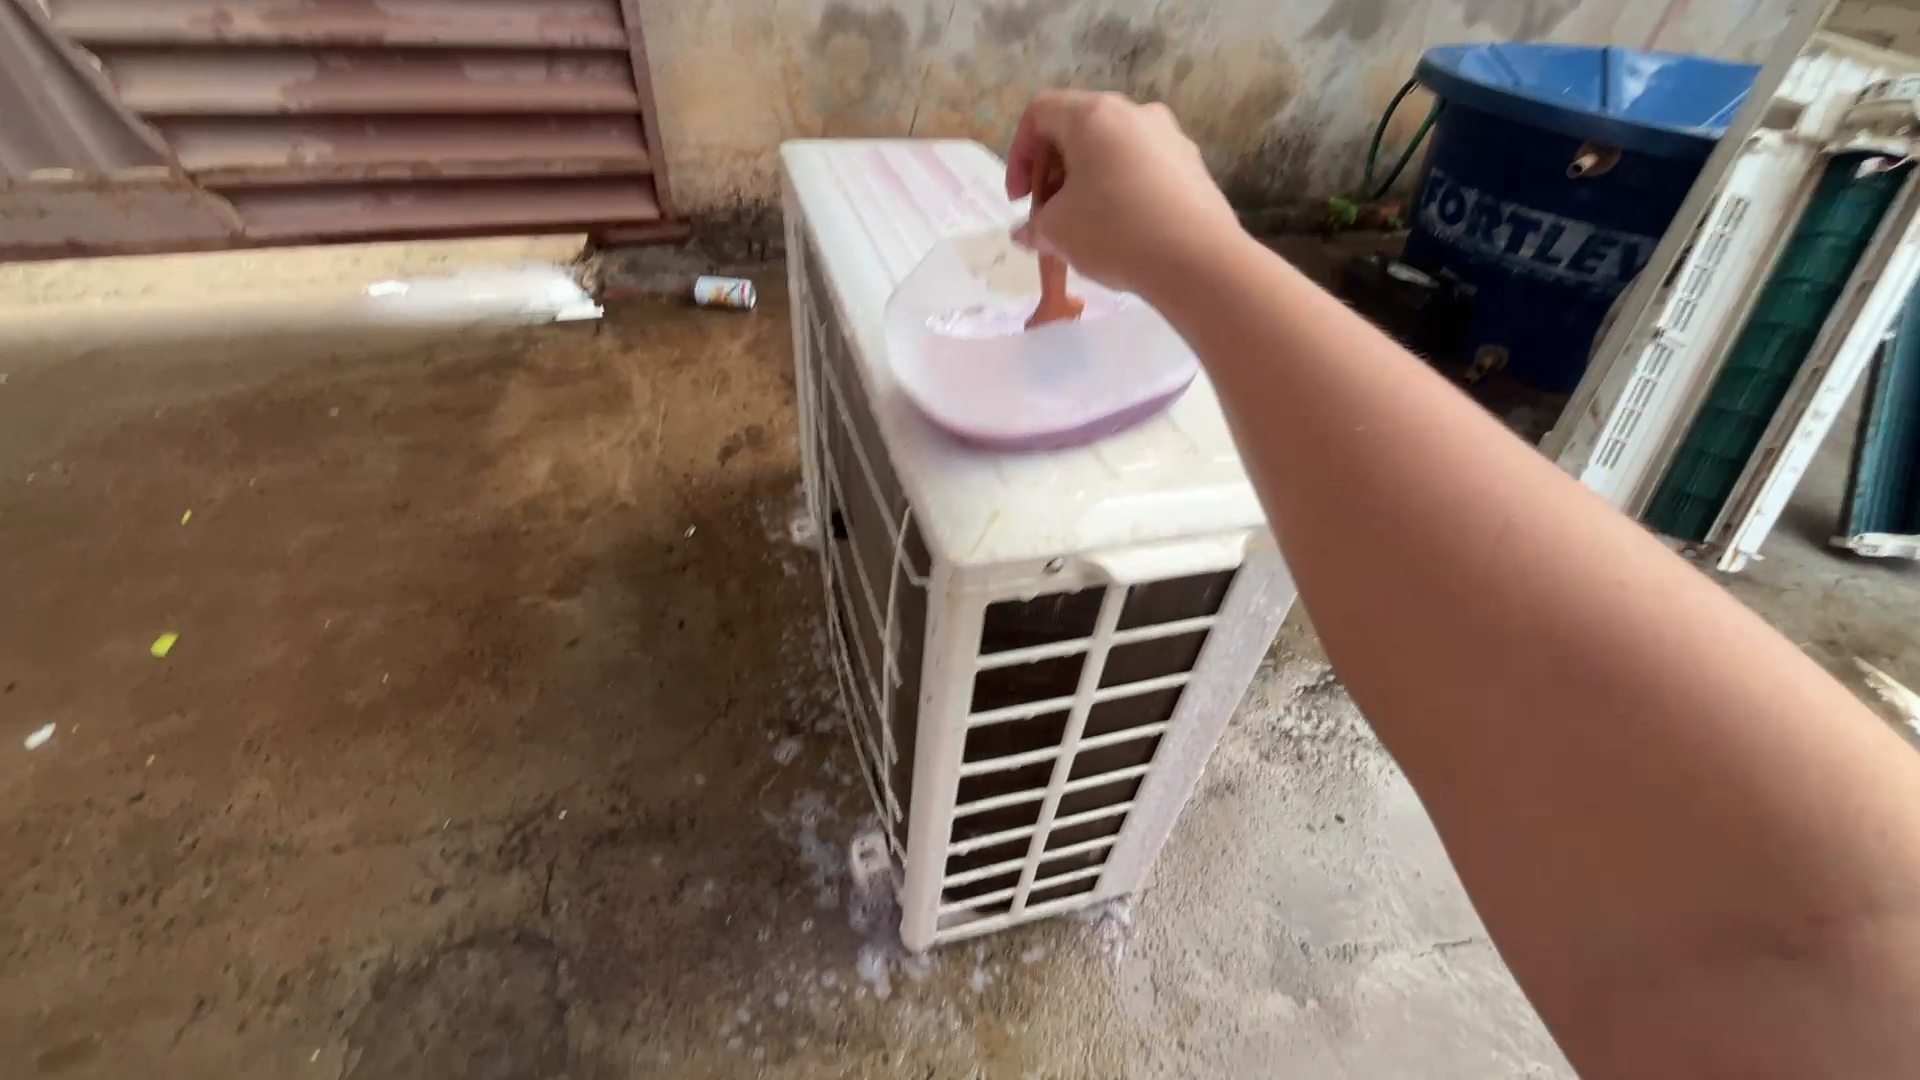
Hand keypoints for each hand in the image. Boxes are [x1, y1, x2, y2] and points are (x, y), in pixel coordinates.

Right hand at [1006, 90, 1245, 296]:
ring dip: (1088, 185)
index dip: (1019, 155)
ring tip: (1084, 230)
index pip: (1040, 113)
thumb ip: (1035, 226)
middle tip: (1048, 218)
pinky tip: (1122, 232)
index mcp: (1093, 116)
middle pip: (1077, 130)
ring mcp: (1168, 136)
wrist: (1196, 260)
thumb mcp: (1058, 232)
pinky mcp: (1191, 166)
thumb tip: (1026, 232)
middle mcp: (1133, 113)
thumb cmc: (1113, 233)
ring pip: (1112, 152)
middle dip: (1054, 174)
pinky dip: (1121, 193)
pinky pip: (1142, 171)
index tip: (1020, 201)